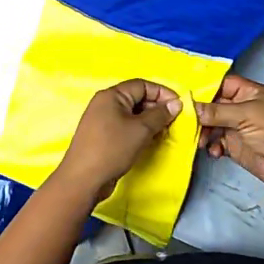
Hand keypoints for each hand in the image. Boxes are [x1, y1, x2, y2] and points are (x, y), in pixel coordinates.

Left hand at [52, 79, 182, 202]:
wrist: (84, 179)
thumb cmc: (112, 149)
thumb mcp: (140, 130)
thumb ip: (160, 114)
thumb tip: (176, 104)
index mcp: (111, 95)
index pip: (142, 85)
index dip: (162, 93)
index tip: (179, 106)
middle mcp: (105, 104)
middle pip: (136, 98)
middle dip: (157, 107)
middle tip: (173, 121)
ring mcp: (102, 120)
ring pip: (132, 114)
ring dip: (149, 121)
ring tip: (164, 131)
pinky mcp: (103, 136)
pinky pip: (125, 127)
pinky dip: (139, 131)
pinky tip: (150, 140)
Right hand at [194, 75, 263, 188]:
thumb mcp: (246, 114)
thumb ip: (216, 111)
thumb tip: (190, 107)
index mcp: (249, 92)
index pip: (221, 84)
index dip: (204, 88)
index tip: (184, 95)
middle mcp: (242, 108)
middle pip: (213, 106)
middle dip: (199, 113)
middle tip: (186, 121)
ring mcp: (239, 128)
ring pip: (212, 125)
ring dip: (203, 132)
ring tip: (200, 140)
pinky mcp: (236, 146)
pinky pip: (217, 142)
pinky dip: (212, 146)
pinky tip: (214, 151)